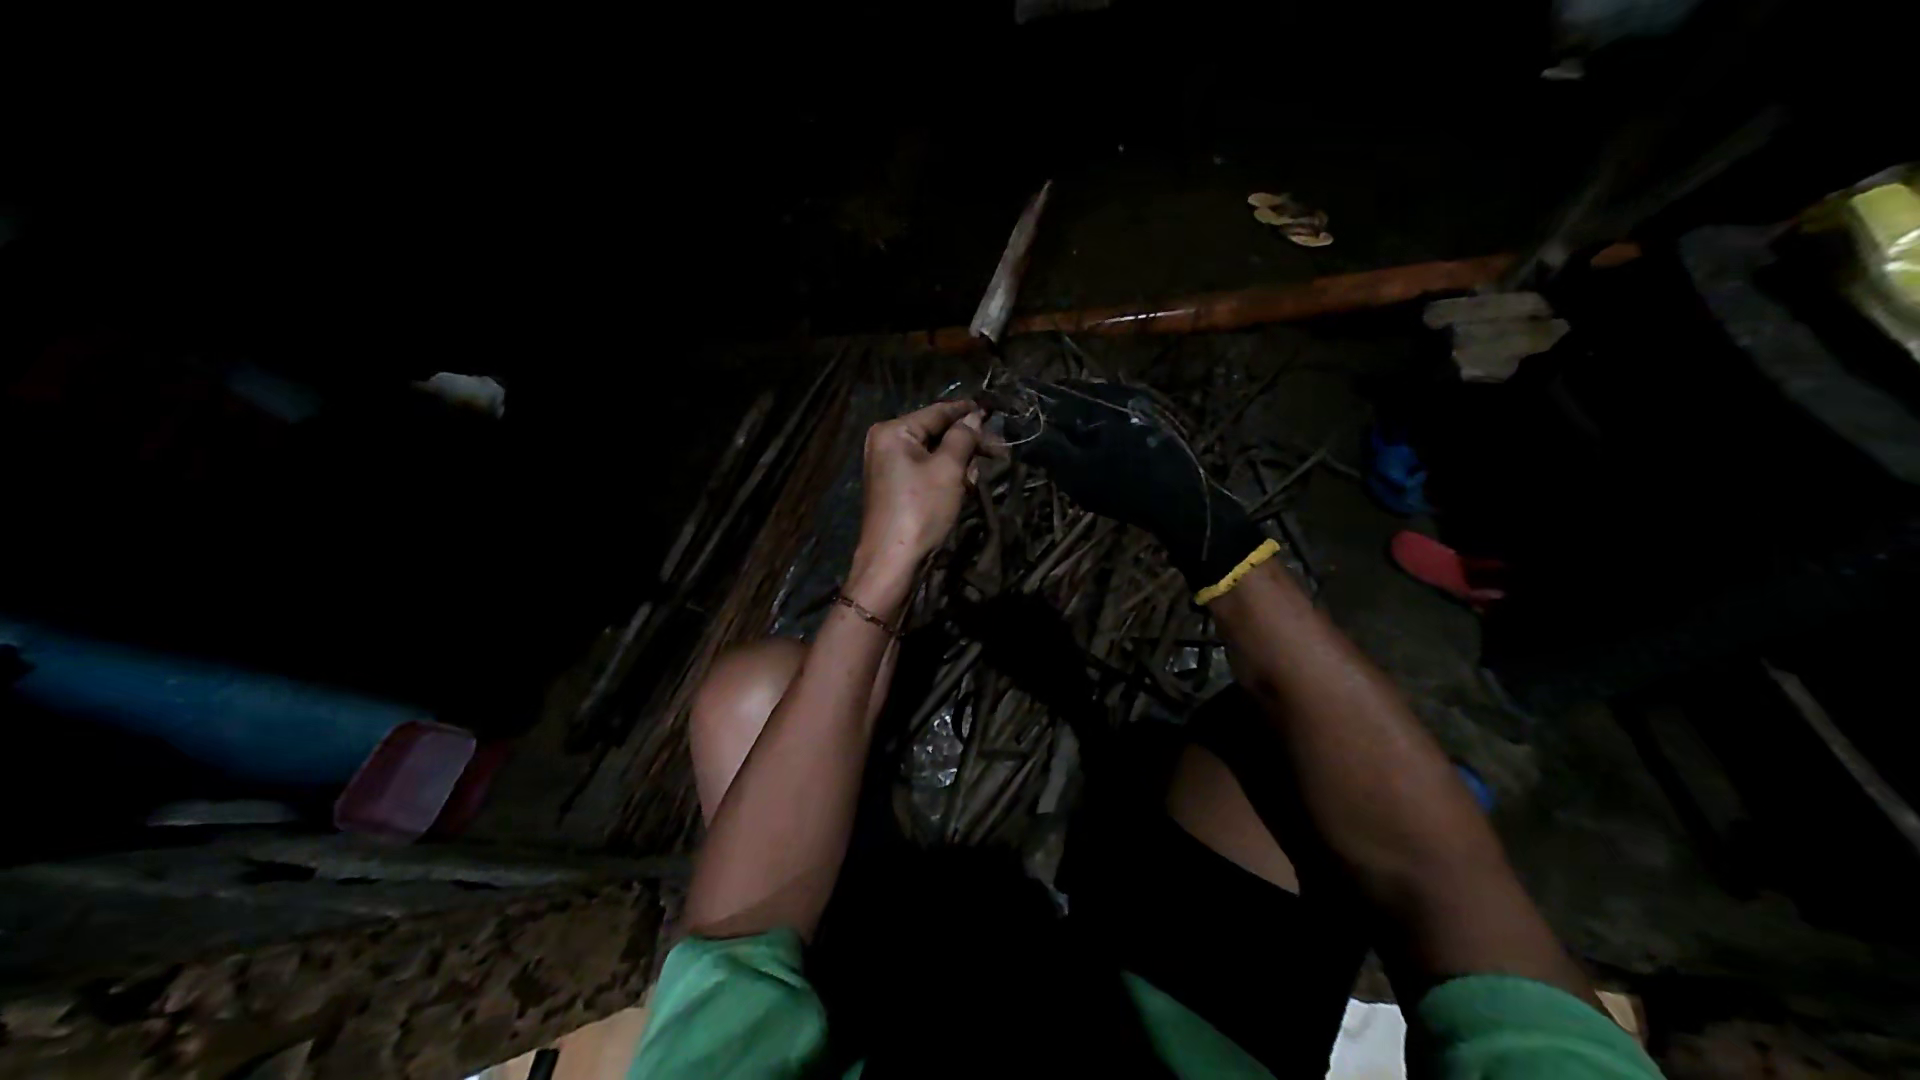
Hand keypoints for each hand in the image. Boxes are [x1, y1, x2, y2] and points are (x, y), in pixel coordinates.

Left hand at [848, 398, 987, 605]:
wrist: (894, 561)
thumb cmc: (921, 509)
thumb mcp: (948, 468)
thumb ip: (963, 437)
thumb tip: (975, 416)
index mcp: (893, 431)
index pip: (938, 412)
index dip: (968, 411)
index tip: (996, 410)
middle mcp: (888, 443)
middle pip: (937, 433)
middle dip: (968, 444)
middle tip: (999, 452)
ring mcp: (891, 467)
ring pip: (936, 454)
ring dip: (961, 464)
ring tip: (976, 480)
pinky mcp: (898, 489)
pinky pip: (928, 472)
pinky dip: (948, 477)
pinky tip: (965, 489)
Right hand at [1004, 378, 1267, 594]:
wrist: (1185, 502)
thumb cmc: (1124, 489)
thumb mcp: (1075, 472)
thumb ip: (1041, 445)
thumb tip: (1008, 425)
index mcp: (1096, 401)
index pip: (1047, 392)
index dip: (1024, 402)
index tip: (1007, 411)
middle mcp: (1116, 392)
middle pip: (1069, 394)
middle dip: (1048, 411)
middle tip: (1034, 434)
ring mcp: (1137, 403)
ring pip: (1091, 403)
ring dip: (1071, 418)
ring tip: (1062, 443)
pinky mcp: (1150, 417)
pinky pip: (1110, 412)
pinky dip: (1093, 424)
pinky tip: (1093, 446)